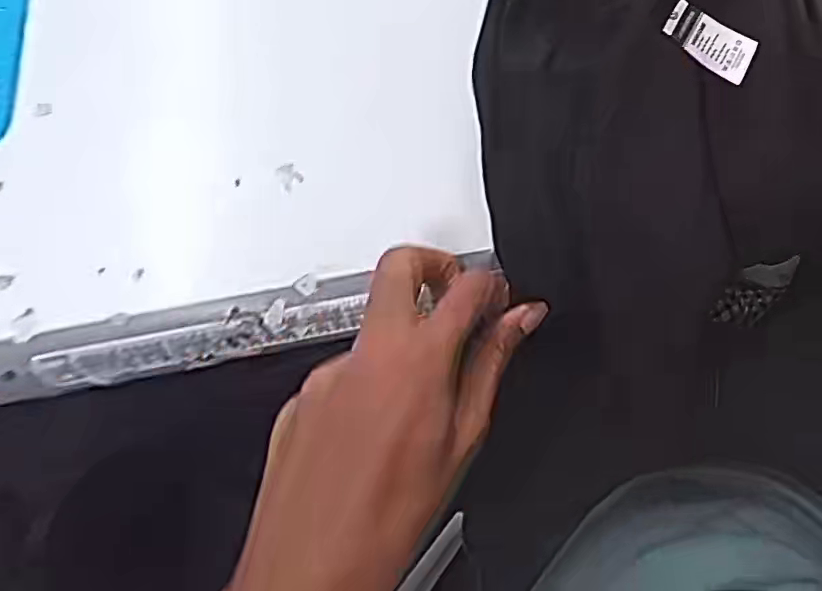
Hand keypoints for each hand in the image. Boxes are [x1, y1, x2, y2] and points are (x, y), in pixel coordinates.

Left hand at [229, 247, 546, 590]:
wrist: (307, 576)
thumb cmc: (389, 517)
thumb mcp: (465, 434)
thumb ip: (493, 361)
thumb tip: (522, 319)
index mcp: (419, 359)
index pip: (466, 284)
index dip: (491, 281)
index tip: (497, 296)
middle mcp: (368, 354)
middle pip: (399, 263)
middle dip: (435, 263)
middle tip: (455, 291)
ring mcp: (327, 372)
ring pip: (373, 322)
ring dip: (403, 335)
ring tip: (419, 393)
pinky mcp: (300, 397)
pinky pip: (345, 366)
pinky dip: (369, 378)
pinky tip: (378, 425)